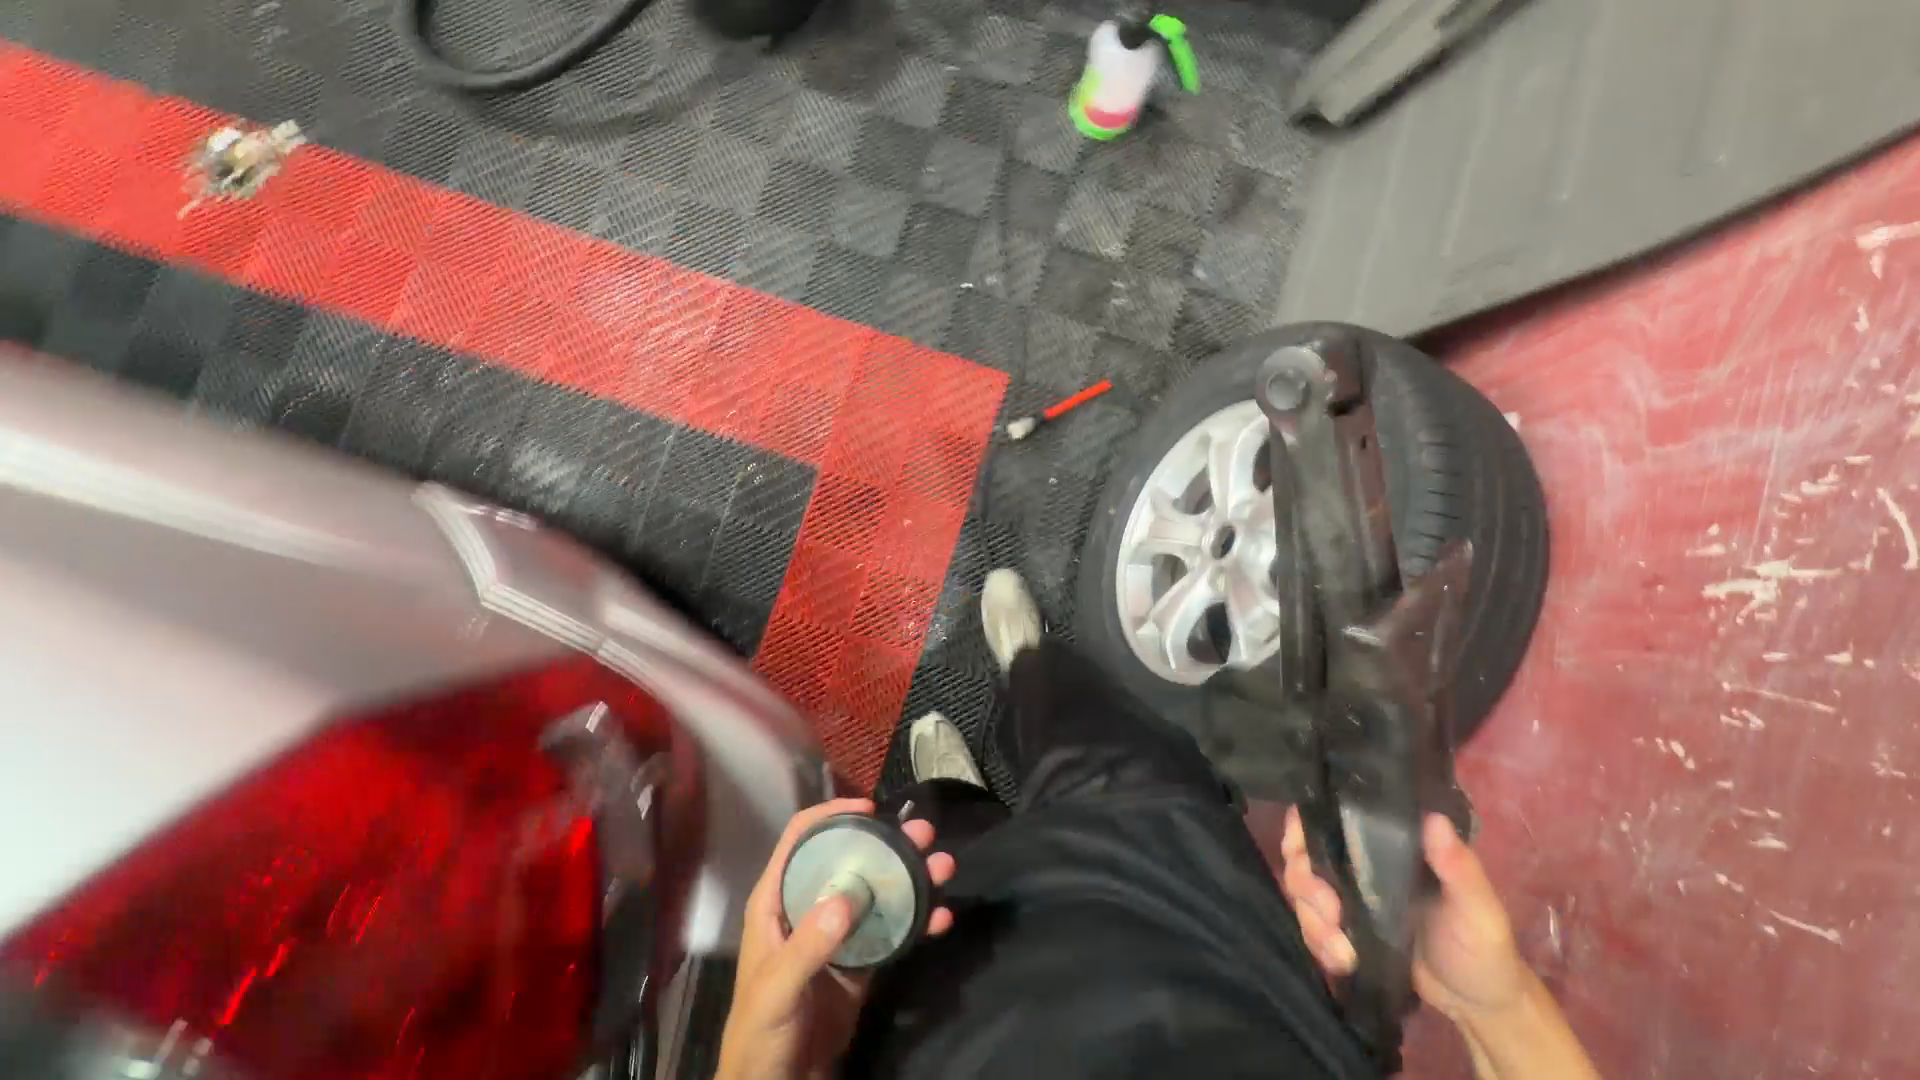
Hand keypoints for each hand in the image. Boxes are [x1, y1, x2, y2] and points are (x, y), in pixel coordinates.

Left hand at [716, 799, 956, 1079]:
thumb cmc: (760, 1032)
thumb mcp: (777, 988)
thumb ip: (808, 944)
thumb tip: (848, 894)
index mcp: (777, 900)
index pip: (801, 839)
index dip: (831, 815)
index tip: (869, 808)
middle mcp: (809, 906)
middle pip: (849, 858)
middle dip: (887, 841)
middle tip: (923, 833)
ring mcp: (839, 933)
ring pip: (877, 889)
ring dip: (911, 876)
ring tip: (943, 867)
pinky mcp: (863, 961)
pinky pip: (893, 930)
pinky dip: (918, 919)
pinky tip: (941, 917)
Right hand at [1279, 808, 1531, 1022]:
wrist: (1479, 1005)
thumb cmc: (1483, 946)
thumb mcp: (1479, 908)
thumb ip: (1459, 867)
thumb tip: (1434, 819)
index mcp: (1387, 847)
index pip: (1330, 819)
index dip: (1302, 829)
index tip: (1300, 851)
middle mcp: (1360, 866)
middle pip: (1303, 857)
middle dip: (1306, 885)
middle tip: (1331, 913)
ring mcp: (1349, 898)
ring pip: (1302, 893)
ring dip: (1312, 922)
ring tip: (1342, 952)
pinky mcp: (1343, 930)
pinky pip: (1310, 927)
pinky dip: (1317, 944)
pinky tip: (1342, 962)